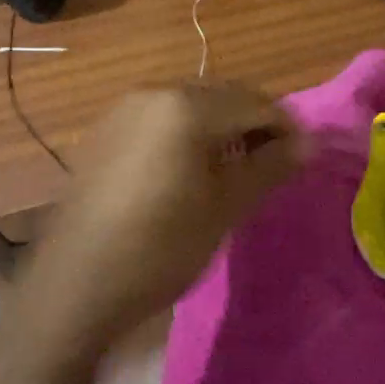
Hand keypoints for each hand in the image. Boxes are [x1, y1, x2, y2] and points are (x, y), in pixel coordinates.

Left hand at [33, 83, 306, 338]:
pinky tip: (190, 173)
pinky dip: (187, 135)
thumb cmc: (160, 248)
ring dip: (221, 129)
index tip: (303, 160)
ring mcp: (124, 110)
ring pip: (192, 106)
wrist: (73, 290)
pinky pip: (162, 120)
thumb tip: (311, 142)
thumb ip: (271, 166)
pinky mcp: (105, 133)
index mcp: (186, 105)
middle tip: (273, 166)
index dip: (287, 129)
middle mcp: (154, 92)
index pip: (257, 102)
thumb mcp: (226, 207)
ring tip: (235, 172)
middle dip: (253, 125)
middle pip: (224, 96)